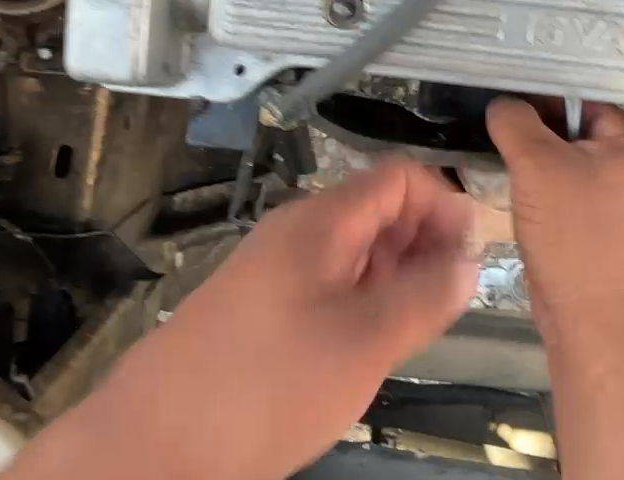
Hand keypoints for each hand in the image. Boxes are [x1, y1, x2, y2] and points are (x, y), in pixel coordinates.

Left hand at [44, 159, 477, 479]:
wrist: (151, 445)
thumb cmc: (266, 384)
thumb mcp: (362, 343)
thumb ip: (423, 297)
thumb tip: (467, 262)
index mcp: (323, 221)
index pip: (399, 178)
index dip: (444, 204)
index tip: (472, 252)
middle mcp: (298, 231)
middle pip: (378, 208)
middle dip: (424, 240)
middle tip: (453, 293)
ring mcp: (275, 267)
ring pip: (354, 248)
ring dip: (396, 272)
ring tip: (420, 320)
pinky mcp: (261, 305)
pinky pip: (328, 280)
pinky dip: (362, 297)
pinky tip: (370, 340)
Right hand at [486, 97, 623, 327]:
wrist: (595, 319)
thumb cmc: (573, 232)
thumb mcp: (536, 163)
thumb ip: (515, 121)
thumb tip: (502, 104)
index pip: (578, 99)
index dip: (538, 102)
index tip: (500, 113)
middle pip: (571, 132)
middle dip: (533, 137)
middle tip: (497, 142)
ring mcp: (621, 200)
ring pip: (566, 165)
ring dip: (534, 168)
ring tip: (504, 170)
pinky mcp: (603, 229)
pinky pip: (567, 195)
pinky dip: (542, 195)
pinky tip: (519, 201)